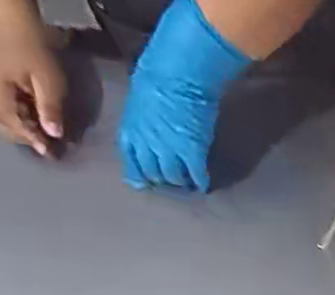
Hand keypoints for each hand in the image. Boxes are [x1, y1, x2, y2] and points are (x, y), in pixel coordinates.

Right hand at [0, 39, 66, 155]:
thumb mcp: (50, 81)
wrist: (19, 34)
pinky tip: (21, 123)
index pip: (6, 114)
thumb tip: (54, 134)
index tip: (46, 149)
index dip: (26, 134)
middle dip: (18, 135)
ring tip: (32, 133)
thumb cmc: (37, 57)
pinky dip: (3, 123)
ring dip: (9, 131)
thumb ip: (50, 106)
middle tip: (42, 142)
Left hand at [118, 0, 252, 189]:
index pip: (130, 159)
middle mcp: (148, 142)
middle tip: (171, 183)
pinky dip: (200, 182)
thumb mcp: (141, 94)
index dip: (137, 174)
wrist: (180, 69)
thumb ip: (143, 116)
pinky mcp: (192, 152)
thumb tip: (150, 124)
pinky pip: (196, 175)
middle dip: (161, 181)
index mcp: (132, 126)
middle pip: (152, 173)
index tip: (143, 183)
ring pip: (173, 178)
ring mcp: (170, 149)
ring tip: (188, 183)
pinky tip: (204, 185)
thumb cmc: (159, 70)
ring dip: (181, 183)